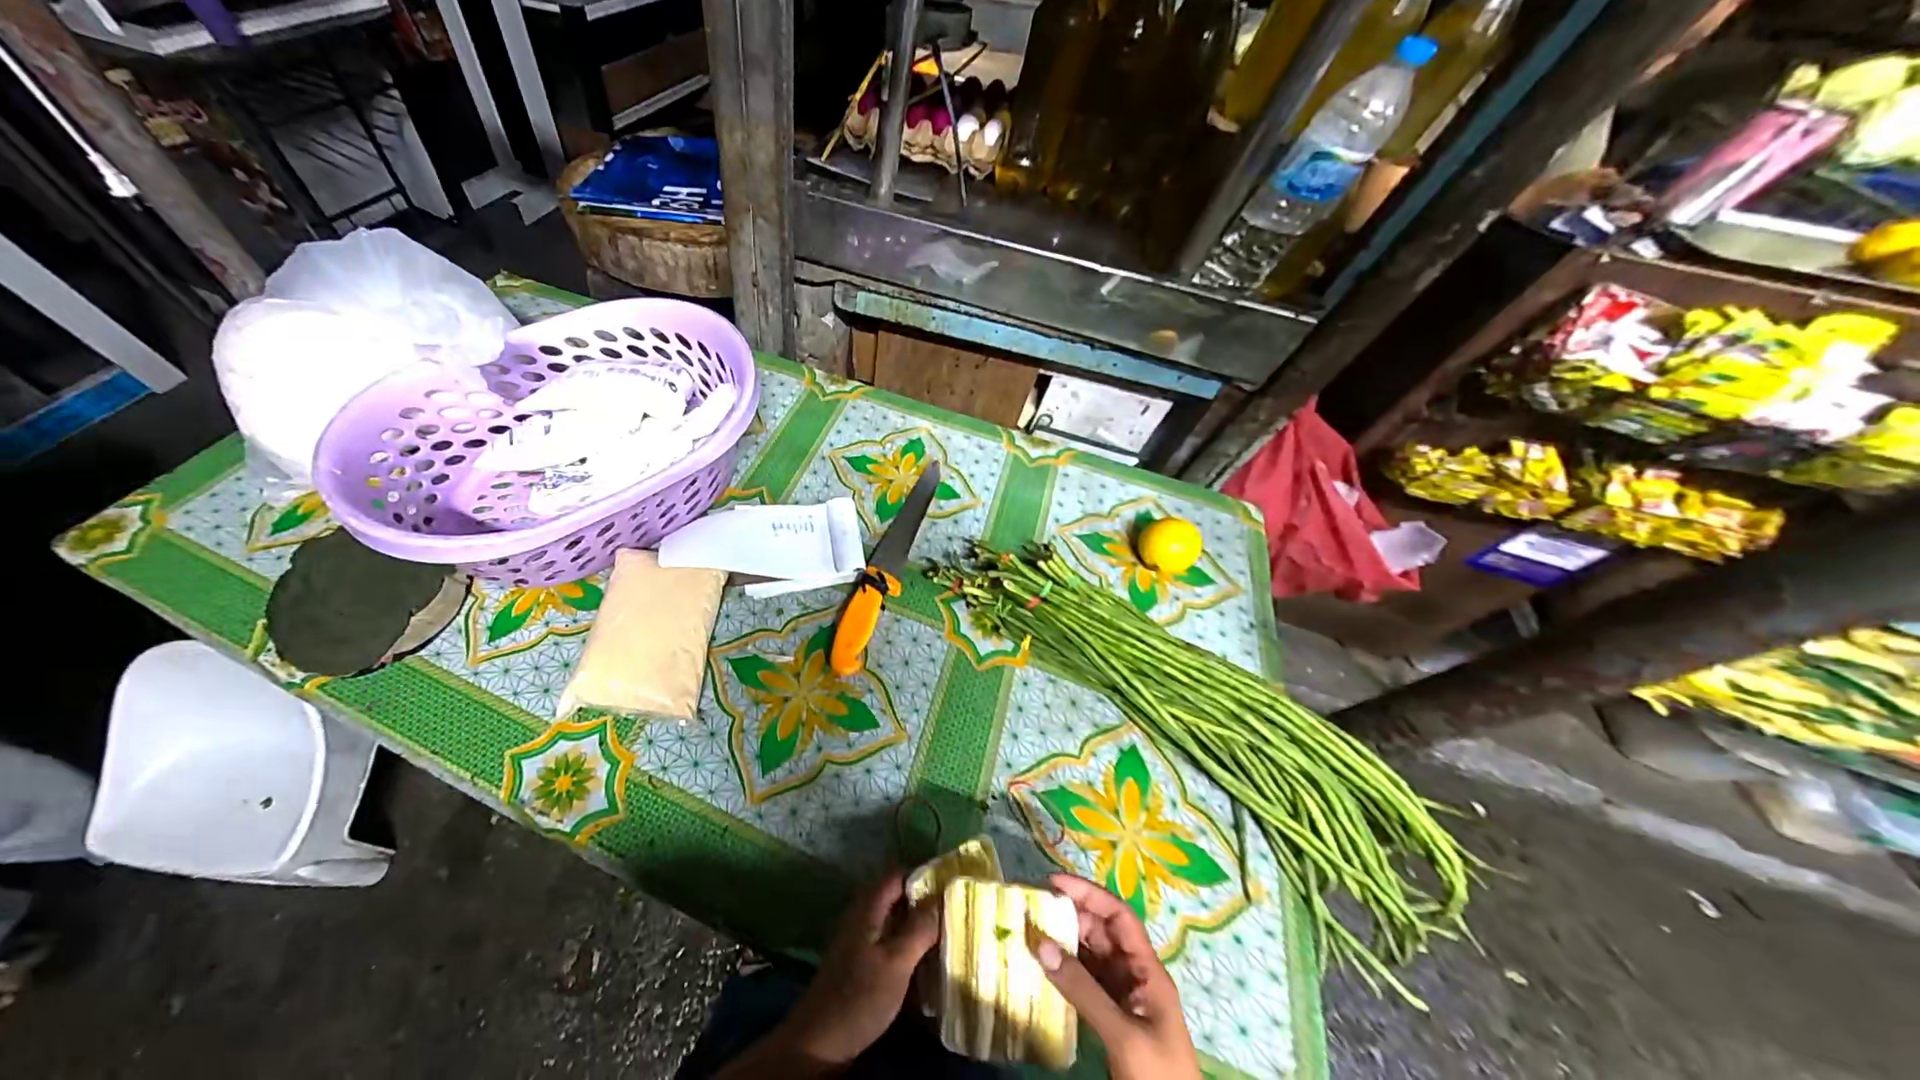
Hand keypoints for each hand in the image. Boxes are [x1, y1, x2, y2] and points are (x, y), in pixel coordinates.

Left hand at [776, 870, 940, 1067]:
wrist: (820, 1042)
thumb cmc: (860, 996)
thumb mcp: (897, 961)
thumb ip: (919, 927)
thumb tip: (941, 897)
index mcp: (868, 907)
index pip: (898, 874)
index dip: (924, 877)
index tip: (951, 888)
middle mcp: (862, 916)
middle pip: (897, 897)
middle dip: (924, 904)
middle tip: (953, 915)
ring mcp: (859, 939)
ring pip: (895, 921)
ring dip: (917, 927)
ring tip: (945, 937)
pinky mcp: (860, 962)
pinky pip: (889, 942)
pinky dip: (906, 946)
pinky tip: (924, 962)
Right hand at [1032, 873, 1199, 1079]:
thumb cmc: (1158, 1076)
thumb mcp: (1122, 1033)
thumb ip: (1083, 989)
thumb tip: (1041, 944)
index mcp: (1147, 970)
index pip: (1119, 916)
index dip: (1089, 894)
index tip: (1054, 882)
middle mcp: (1134, 976)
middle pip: (1102, 932)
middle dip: (1071, 915)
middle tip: (1034, 908)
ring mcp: (1122, 998)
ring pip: (1090, 956)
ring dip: (1064, 942)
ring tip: (1032, 930)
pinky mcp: (1110, 1020)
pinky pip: (1085, 983)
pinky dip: (1064, 971)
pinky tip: (1042, 967)